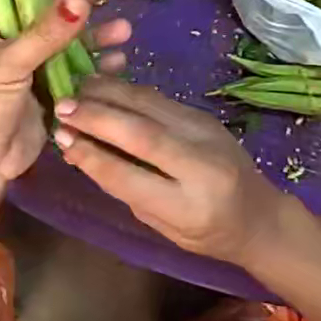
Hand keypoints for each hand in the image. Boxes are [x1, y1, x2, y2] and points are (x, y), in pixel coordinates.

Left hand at [0, 0, 130, 182]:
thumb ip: (47, 32)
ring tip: (124, 30)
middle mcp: (11, 45)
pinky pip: (77, 73)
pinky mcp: (50, 94)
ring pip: (69, 46)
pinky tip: (117, 60)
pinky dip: (97, 66)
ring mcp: (33, 70)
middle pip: (50, 17)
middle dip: (77, 6)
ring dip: (95, 37)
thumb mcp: (10, 64)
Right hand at [52, 77, 297, 263]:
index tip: (61, 139)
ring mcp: (206, 133)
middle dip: (96, 116)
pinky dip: (126, 91)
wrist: (259, 214)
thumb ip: (124, 188)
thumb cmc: (206, 233)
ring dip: (108, 94)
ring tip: (75, 90)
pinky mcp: (204, 115)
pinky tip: (103, 88)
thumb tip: (79, 150)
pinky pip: (158, 99)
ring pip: (150, 105)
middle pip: (141, 132)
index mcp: (188, 206)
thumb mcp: (161, 225)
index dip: (92, 156)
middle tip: (61, 107)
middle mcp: (201, 165)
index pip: (130, 176)